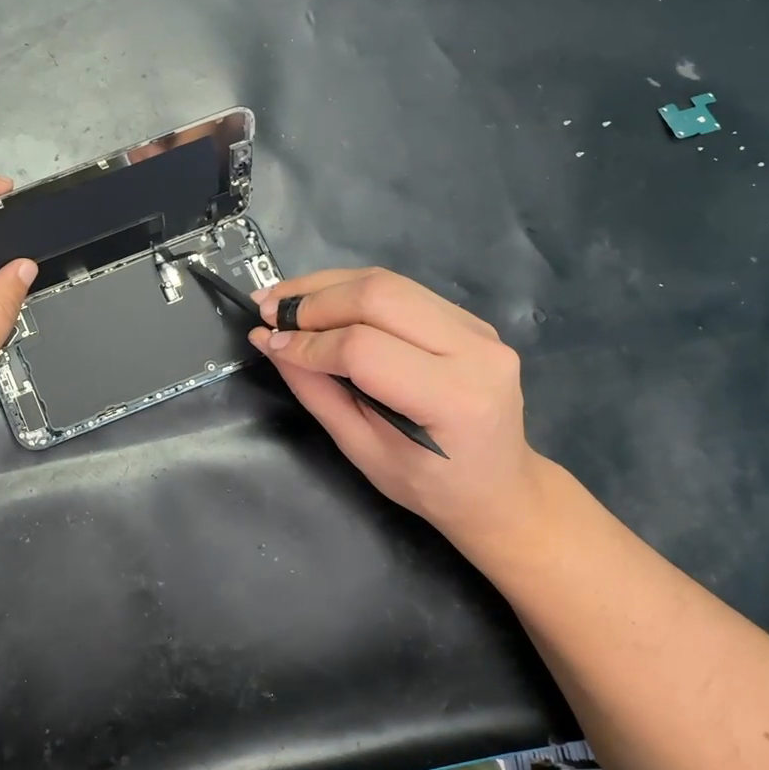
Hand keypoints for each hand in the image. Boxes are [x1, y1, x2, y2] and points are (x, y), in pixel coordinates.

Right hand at [249, 268, 541, 540]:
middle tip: (267, 310)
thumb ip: (314, 389)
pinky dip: (348, 288)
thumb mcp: (360, 447)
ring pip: (386, 282)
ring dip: (325, 285)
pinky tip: (317, 300)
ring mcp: (477, 328)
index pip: (364, 348)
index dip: (308, 342)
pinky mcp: (466, 317)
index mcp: (453, 398)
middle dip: (313, 301)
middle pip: (378, 297)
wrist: (501, 487)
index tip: (268, 341)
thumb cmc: (428, 484)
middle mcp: (474, 351)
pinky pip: (399, 288)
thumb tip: (268, 341)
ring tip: (282, 298)